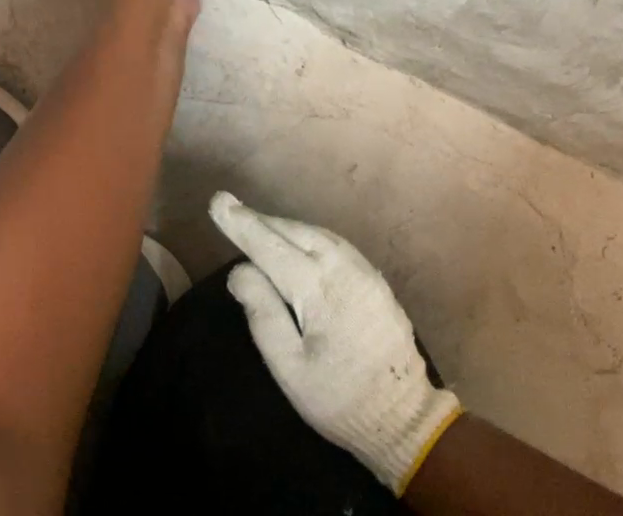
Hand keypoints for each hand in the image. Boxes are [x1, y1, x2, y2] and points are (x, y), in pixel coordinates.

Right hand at [210, 191, 461, 494]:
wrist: (405, 419)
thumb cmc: (339, 399)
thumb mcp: (290, 367)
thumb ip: (263, 314)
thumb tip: (240, 271)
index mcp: (320, 290)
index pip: (271, 248)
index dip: (242, 225)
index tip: (217, 202)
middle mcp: (345, 270)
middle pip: (296, 233)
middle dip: (261, 221)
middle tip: (231, 209)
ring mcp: (365, 273)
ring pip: (318, 234)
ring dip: (285, 227)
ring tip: (257, 224)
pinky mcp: (376, 282)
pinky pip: (336, 245)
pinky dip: (309, 236)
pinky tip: (298, 242)